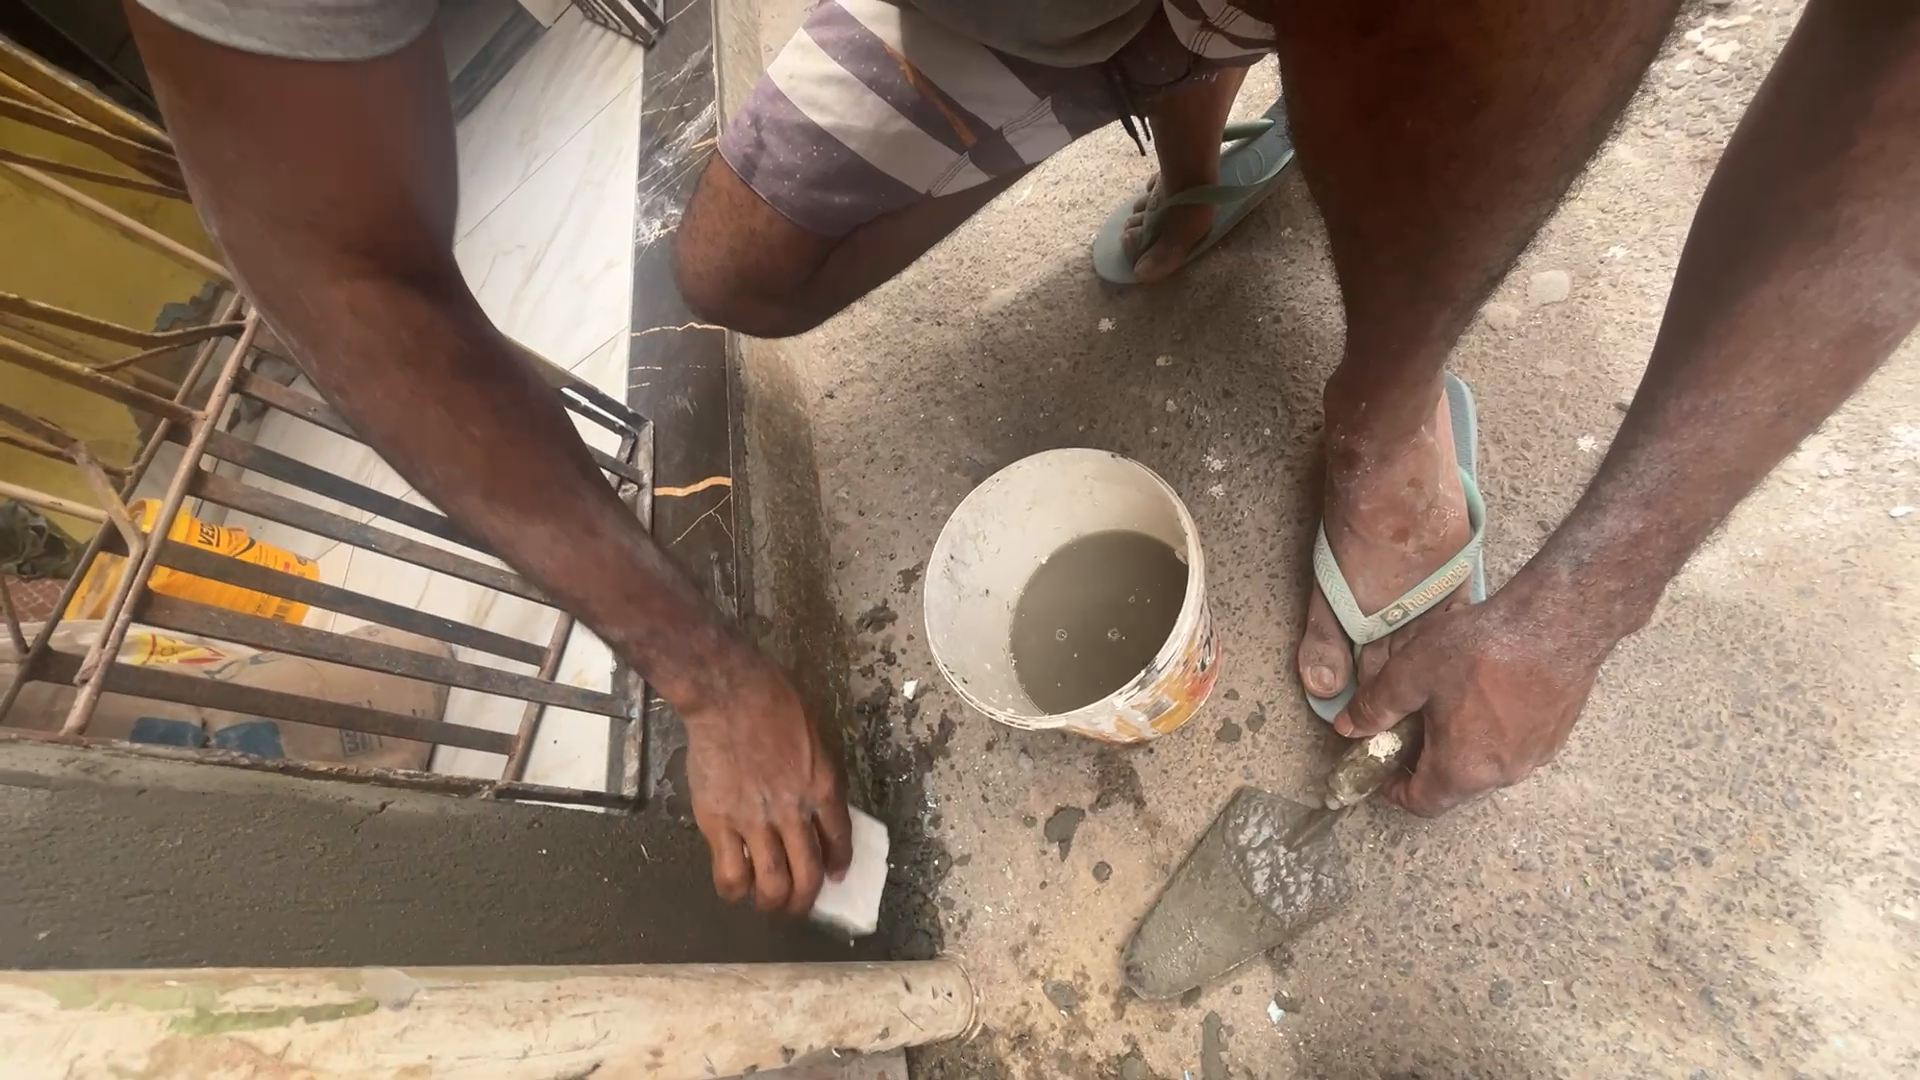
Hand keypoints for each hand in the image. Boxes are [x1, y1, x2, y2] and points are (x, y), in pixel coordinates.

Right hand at [680, 656, 853, 913]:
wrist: (730, 695)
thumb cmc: (778, 701)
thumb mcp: (818, 734)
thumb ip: (820, 772)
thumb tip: (819, 802)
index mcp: (824, 787)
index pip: (839, 840)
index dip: (838, 863)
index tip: (834, 875)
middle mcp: (794, 811)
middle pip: (808, 874)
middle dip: (806, 899)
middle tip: (800, 904)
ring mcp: (755, 821)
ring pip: (771, 884)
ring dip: (774, 903)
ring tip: (769, 903)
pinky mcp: (718, 823)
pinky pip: (730, 874)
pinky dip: (736, 890)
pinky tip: (737, 886)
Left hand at [1330, 582, 1616, 815]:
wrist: (1557, 624)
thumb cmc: (1479, 651)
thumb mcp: (1409, 675)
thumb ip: (1375, 707)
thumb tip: (1347, 729)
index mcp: (1465, 768)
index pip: (1423, 803)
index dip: (1394, 790)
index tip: (1378, 767)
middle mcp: (1505, 773)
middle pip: (1453, 787)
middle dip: (1420, 765)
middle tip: (1398, 730)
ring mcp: (1536, 755)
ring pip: (1482, 767)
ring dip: (1452, 748)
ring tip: (1431, 710)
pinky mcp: (1553, 734)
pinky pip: (1507, 748)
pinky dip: (1481, 736)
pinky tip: (1470, 698)